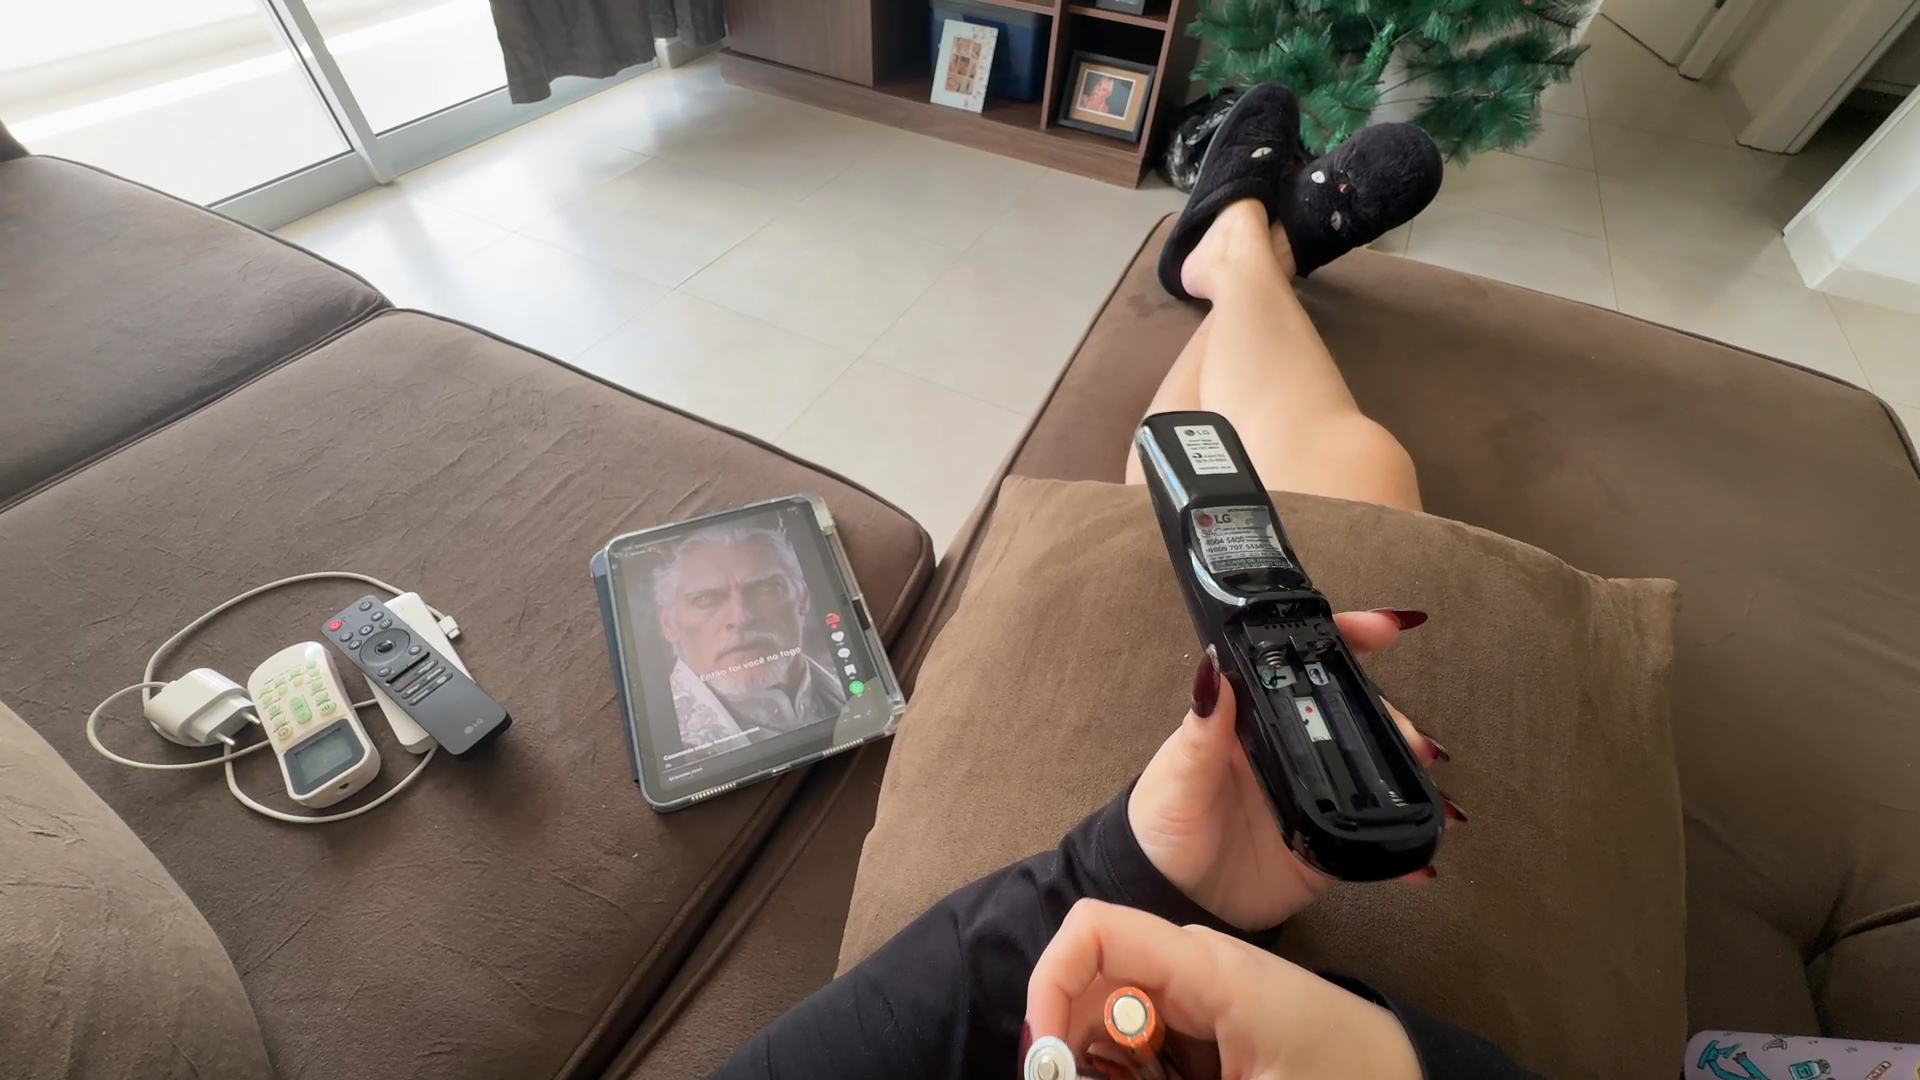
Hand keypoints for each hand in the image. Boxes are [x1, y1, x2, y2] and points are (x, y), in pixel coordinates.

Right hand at [1026, 898, 1421, 1079]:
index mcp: (1200, 966)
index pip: (1093, 931)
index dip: (1052, 981)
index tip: (1043, 1059)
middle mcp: (1185, 967)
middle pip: (1092, 982)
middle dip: (1071, 1045)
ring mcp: (1194, 993)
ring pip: (1111, 1019)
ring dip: (1102, 1065)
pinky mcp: (1202, 1021)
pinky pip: (1141, 1041)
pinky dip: (1130, 1073)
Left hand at [1127, 611, 1449, 930]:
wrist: (1171, 896)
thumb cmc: (1161, 824)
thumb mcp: (1176, 773)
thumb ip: (1200, 729)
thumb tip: (1211, 667)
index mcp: (1246, 721)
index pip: (1293, 667)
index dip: (1337, 640)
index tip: (1382, 628)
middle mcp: (1282, 749)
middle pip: (1346, 712)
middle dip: (1387, 713)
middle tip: (1410, 736)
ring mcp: (1308, 795)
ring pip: (1369, 766)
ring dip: (1403, 767)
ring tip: (1422, 777)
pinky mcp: (1323, 844)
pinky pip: (1373, 838)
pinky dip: (1405, 847)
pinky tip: (1422, 858)